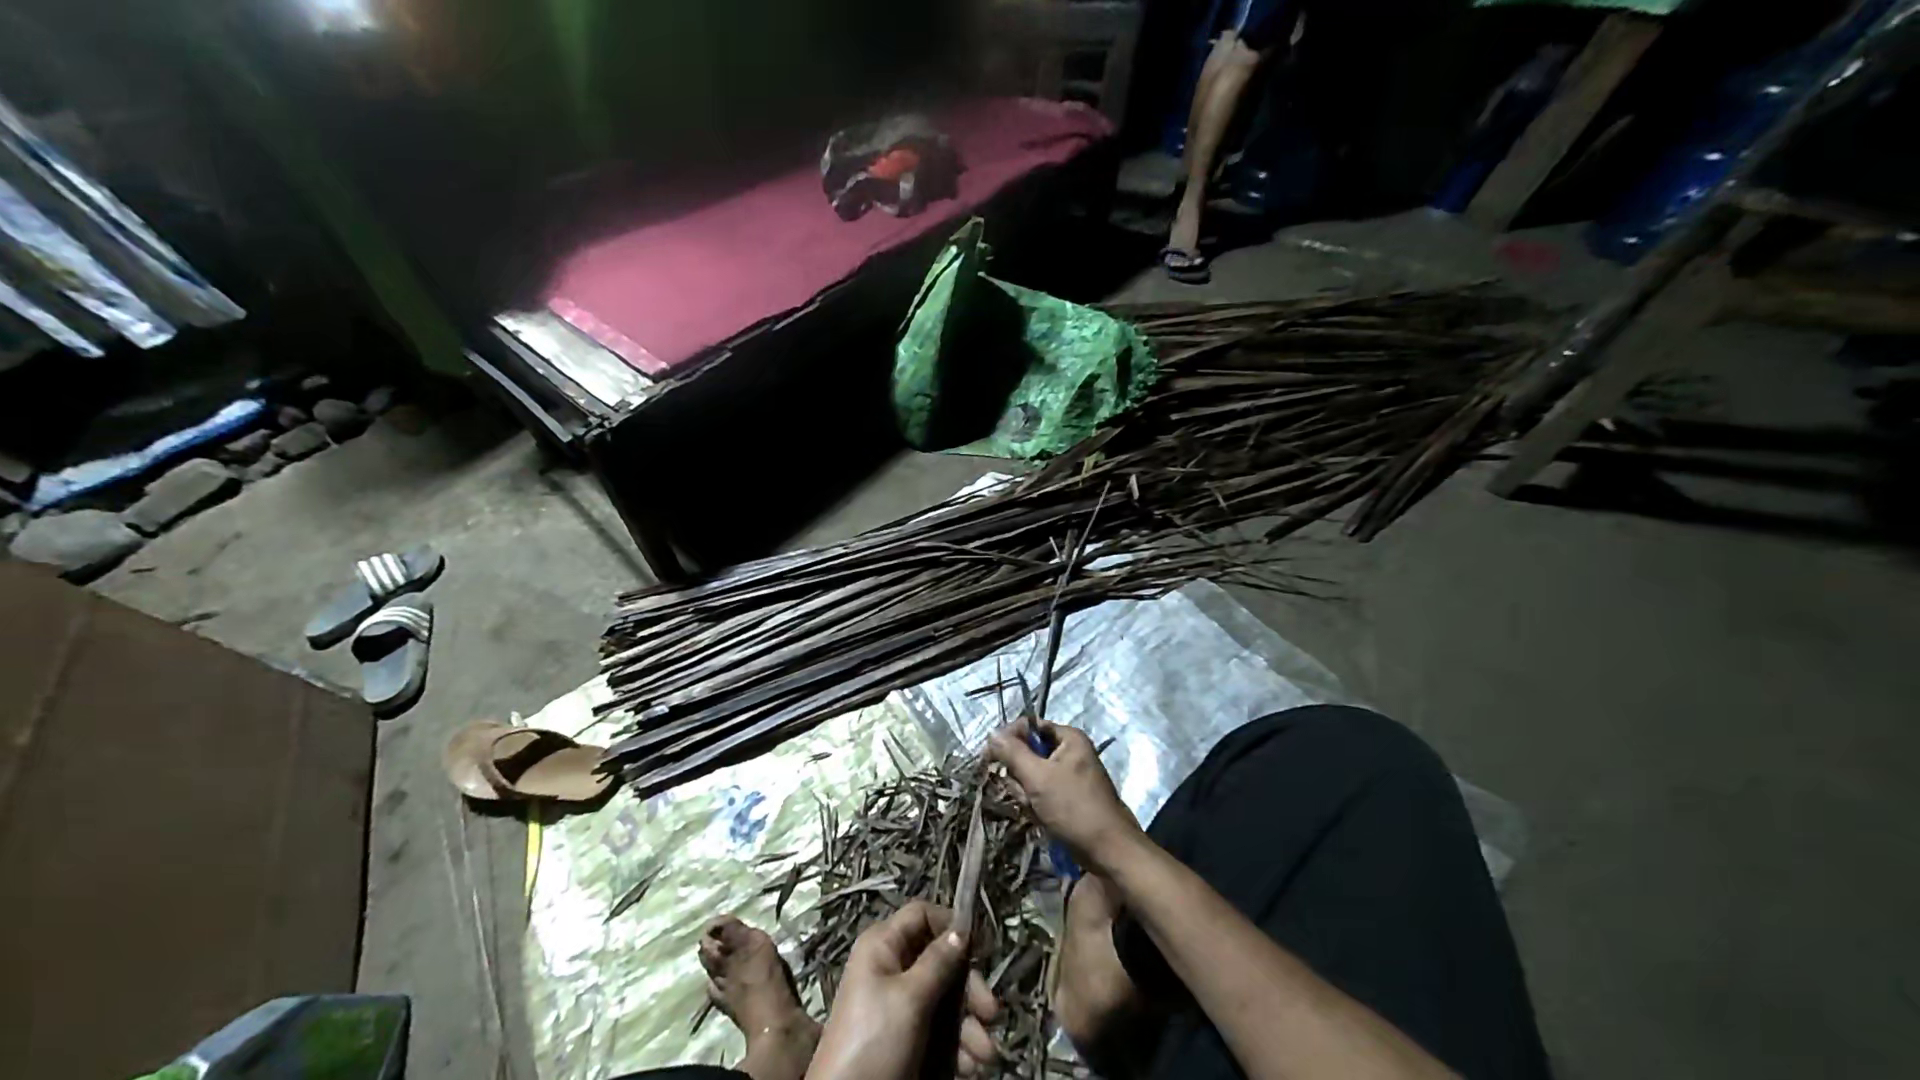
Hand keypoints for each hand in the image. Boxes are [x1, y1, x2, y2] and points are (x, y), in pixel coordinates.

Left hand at [805, 901, 1002, 1079]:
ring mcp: (899, 1003)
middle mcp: (892, 967)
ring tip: (985, 1056)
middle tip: (991, 1014)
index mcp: (883, 945)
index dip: (951, 925)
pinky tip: (971, 1066)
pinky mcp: (906, 1036)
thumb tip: (961, 929)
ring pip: (945, 999)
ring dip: (970, 1026)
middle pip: (941, 960)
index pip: (922, 915)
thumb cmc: (874, 1039)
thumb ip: (939, 962)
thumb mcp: (909, 998)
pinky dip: (958, 1046)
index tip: (982, 947)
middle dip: (969, 990)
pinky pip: (939, 1029)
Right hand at [987, 717, 1143, 873]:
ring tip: (1036, 809)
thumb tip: (992, 733)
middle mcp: (1070, 752)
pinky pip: (1041, 792)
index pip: (1028, 726)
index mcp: (1069, 738)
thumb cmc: (1074, 808)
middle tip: (1025, 792)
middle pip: (1028, 753)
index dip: (1009, 739)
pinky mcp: (1067, 797)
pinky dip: (1036, 804)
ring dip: (1026, 794)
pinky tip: (1041, 818)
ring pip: (1031, 776)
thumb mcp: (1038, 777)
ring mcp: (1069, 775)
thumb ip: (1012, 752)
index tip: (991, 758)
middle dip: (1020, 775)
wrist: (1107, 851)